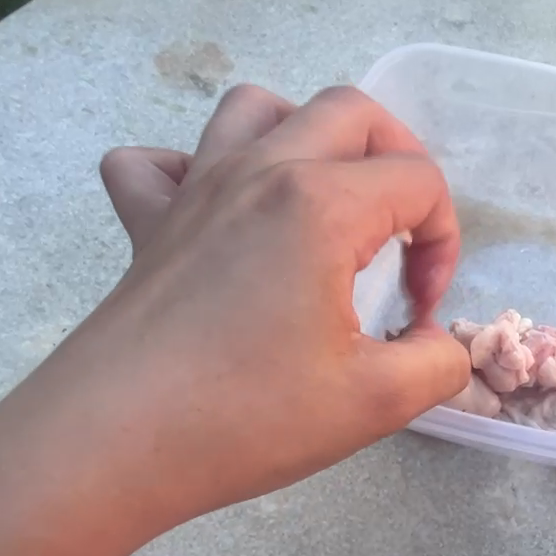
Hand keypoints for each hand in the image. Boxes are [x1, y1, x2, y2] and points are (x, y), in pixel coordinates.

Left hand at [0, 85, 470, 544]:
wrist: (112, 446)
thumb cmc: (253, 417)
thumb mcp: (382, 401)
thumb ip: (442, 362)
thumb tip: (437, 342)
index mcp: (321, 206)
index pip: (418, 182)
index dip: (443, 245)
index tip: (420, 310)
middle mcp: (258, 172)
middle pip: (352, 112)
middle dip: (401, 165)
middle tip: (404, 235)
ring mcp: (193, 189)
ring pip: (260, 109)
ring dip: (312, 143)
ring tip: (329, 208)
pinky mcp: (147, 222)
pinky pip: (168, 159)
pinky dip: (206, 172)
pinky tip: (228, 221)